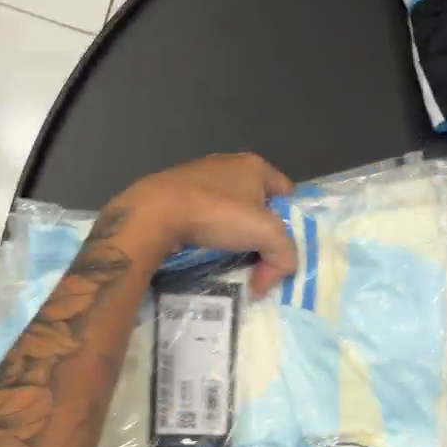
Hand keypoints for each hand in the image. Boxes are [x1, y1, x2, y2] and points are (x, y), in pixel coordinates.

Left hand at [107, 154, 297, 296]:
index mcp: (254, 165)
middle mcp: (228, 165)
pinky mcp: (176, 194)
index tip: (282, 247)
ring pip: (228, 212)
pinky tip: (205, 252)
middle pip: (257, 204)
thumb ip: (284, 256)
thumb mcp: (267, 234)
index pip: (287, 193)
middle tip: (260, 260)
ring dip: (232, 236)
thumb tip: (268, 282)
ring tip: (232, 260)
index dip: (290, 220)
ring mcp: (199, 178)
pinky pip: (203, 218)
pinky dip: (207, 235)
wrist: (156, 213)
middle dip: (260, 232)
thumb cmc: (217, 213)